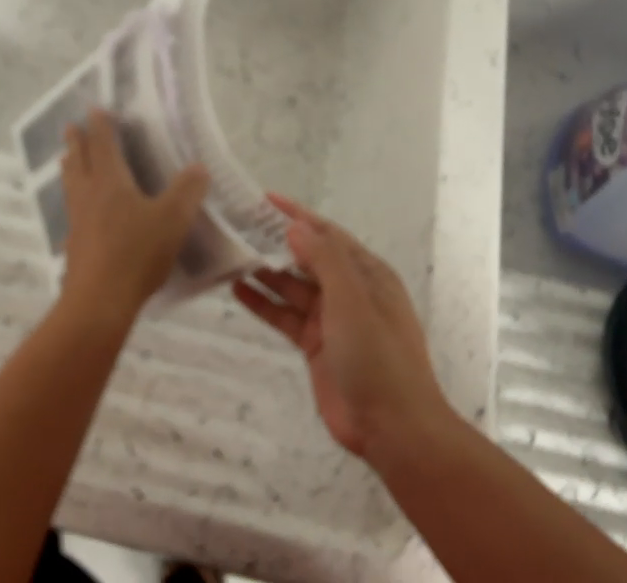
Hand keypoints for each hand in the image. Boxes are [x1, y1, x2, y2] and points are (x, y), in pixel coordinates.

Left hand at [58, 110, 209, 325]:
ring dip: (70, 168)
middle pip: (79, 161)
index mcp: (110, 181)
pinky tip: (78, 212)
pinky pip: (73, 211)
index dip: (101, 126)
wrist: (100, 301)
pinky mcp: (76, 245)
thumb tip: (199, 167)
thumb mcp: (173, 219)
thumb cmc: (137, 252)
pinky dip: (74, 200)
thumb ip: (187, 191)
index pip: (103, 145)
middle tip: (71, 127)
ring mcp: (78, 221)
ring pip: (71, 185)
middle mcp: (89, 195)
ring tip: (67, 160)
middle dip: (77, 142)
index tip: (95, 109)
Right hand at [233, 195, 454, 460]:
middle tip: (239, 226)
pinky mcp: (317, 346)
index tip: (264, 199)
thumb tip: (295, 228)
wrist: (394, 427)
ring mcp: (333, 320)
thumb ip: (324, 260)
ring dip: (267, 272)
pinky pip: (286, 316)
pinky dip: (265, 303)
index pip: (328, 234)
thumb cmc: (378, 356)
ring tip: (231, 254)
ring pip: (294, 287)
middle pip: (308, 258)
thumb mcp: (352, 300)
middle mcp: (351, 291)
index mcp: (368, 274)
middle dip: (278, 242)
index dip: (297, 215)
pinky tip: (238, 290)